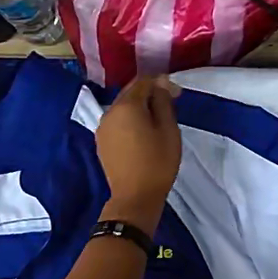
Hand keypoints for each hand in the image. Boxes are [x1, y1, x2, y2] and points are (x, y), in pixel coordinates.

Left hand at [96, 76, 181, 226]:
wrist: (135, 197)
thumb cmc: (157, 162)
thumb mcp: (168, 129)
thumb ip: (163, 102)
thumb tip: (161, 83)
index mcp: (126, 106)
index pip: (143, 82)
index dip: (161, 83)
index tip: (176, 93)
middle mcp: (109, 111)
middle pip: (130, 93)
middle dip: (148, 93)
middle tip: (168, 103)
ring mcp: (102, 127)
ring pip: (122, 107)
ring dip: (138, 107)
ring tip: (155, 119)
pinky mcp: (101, 141)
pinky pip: (116, 122)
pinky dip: (128, 121)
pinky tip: (140, 132)